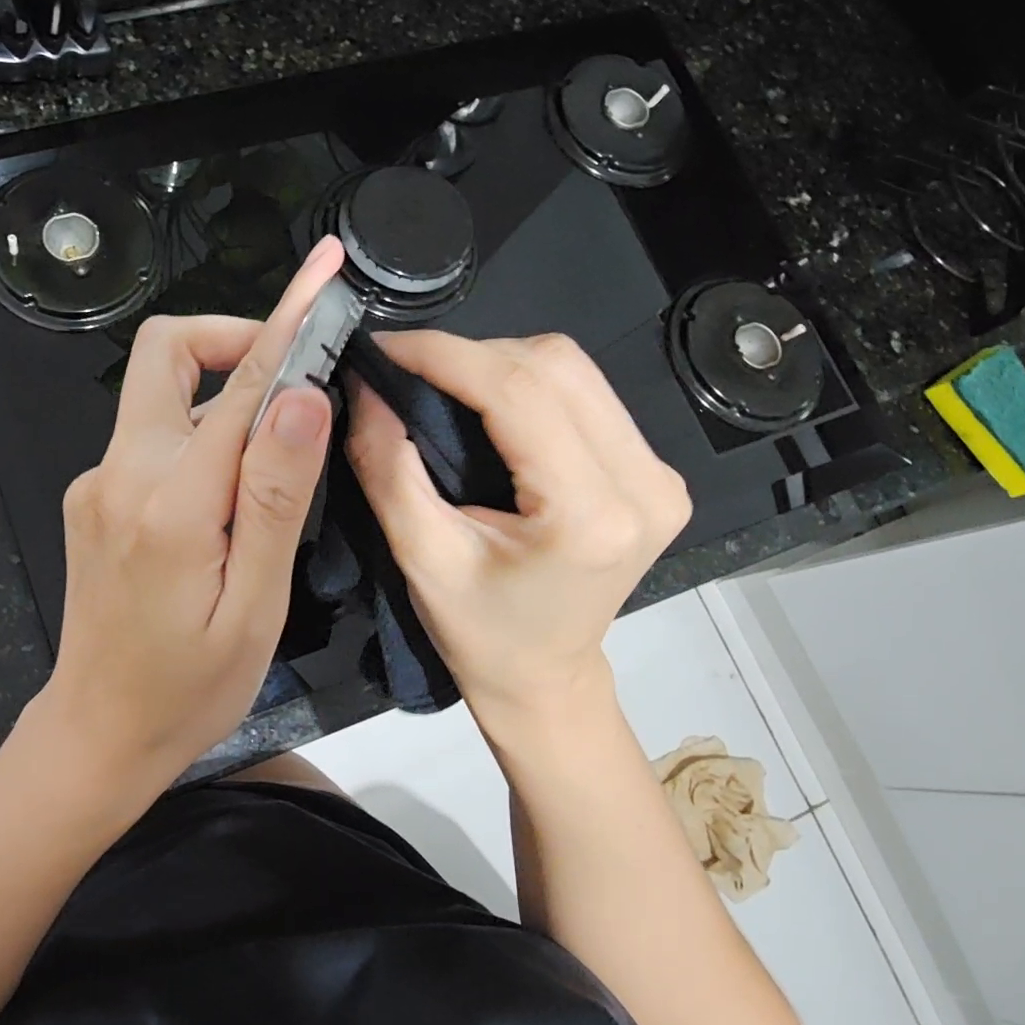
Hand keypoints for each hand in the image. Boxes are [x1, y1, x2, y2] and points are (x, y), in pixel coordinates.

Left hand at [35, 239, 346, 775]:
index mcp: (169, 503)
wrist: (99, 730)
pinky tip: (226, 495)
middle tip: (294, 369)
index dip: (290, 324)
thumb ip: (273, 499)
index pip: (239, 387)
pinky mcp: (92, 497)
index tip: (326, 275)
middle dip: (234, 336)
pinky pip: (150, 437)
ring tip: (273, 449)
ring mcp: (96, 482)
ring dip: (219, 393)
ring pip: (160, 394)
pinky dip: (196, 435)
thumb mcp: (253, 607)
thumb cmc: (188, 688)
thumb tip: (302, 399)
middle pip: (166, 352)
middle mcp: (120, 473)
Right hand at [344, 331, 690, 724]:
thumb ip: (388, 467)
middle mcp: (644, 484)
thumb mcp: (420, 557)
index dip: (445, 355)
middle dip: (470, 354)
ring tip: (440, 386)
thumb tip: (365, 385)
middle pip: (556, 365)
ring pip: (574, 369)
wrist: (543, 677)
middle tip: (406, 372)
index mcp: (590, 515)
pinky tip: (486, 407)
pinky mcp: (654, 470)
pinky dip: (526, 384)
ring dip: (498, 363)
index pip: (520, 392)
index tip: (382, 347)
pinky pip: (585, 394)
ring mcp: (660, 474)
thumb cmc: (478, 633)